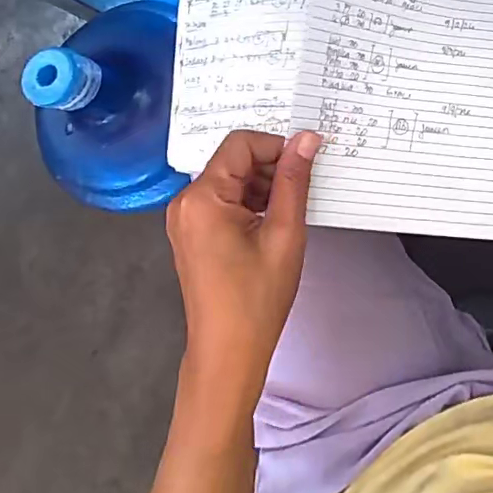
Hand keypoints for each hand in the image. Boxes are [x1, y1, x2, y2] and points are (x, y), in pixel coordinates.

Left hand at [165, 130, 320, 397]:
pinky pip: (223, 200)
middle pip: (233, 160)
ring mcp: (185, 218)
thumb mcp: (284, 232)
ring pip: (230, 180)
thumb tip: (307, 139)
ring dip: (262, 185)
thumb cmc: (256, 298)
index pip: (240, 144)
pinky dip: (249, 202)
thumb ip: (294, 179)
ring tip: (288, 212)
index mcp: (202, 197)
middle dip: (270, 167)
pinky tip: (271, 222)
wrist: (229, 353)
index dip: (276, 146)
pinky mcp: (191, 233)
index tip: (305, 162)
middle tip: (301, 189)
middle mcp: (185, 201)